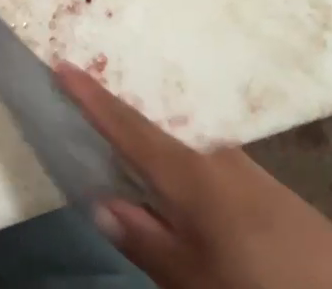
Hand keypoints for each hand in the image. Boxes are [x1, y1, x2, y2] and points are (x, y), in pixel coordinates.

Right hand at [56, 63, 331, 288]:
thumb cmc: (262, 288)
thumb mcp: (195, 280)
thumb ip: (147, 241)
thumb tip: (101, 203)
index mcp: (191, 176)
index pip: (129, 127)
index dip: (92, 99)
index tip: (60, 65)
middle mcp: (218, 159)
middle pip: (157, 129)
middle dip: (120, 116)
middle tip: (86, 103)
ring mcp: (249, 171)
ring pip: (186, 147)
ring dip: (153, 143)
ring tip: (128, 152)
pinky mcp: (271, 191)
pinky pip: (210, 163)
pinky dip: (183, 164)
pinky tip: (185, 190)